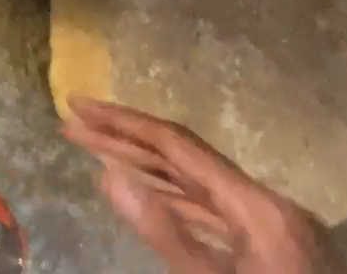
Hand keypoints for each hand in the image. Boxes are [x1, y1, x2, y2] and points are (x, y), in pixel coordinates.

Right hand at [63, 96, 335, 273]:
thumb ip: (163, 229)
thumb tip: (104, 174)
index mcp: (257, 203)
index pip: (177, 144)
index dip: (120, 120)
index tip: (74, 104)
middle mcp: (268, 202)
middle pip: (183, 157)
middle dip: (123, 139)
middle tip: (71, 125)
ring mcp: (275, 223)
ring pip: (196, 180)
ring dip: (142, 165)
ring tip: (92, 152)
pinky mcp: (274, 242)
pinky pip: (212, 204)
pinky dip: (170, 193)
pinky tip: (142, 192)